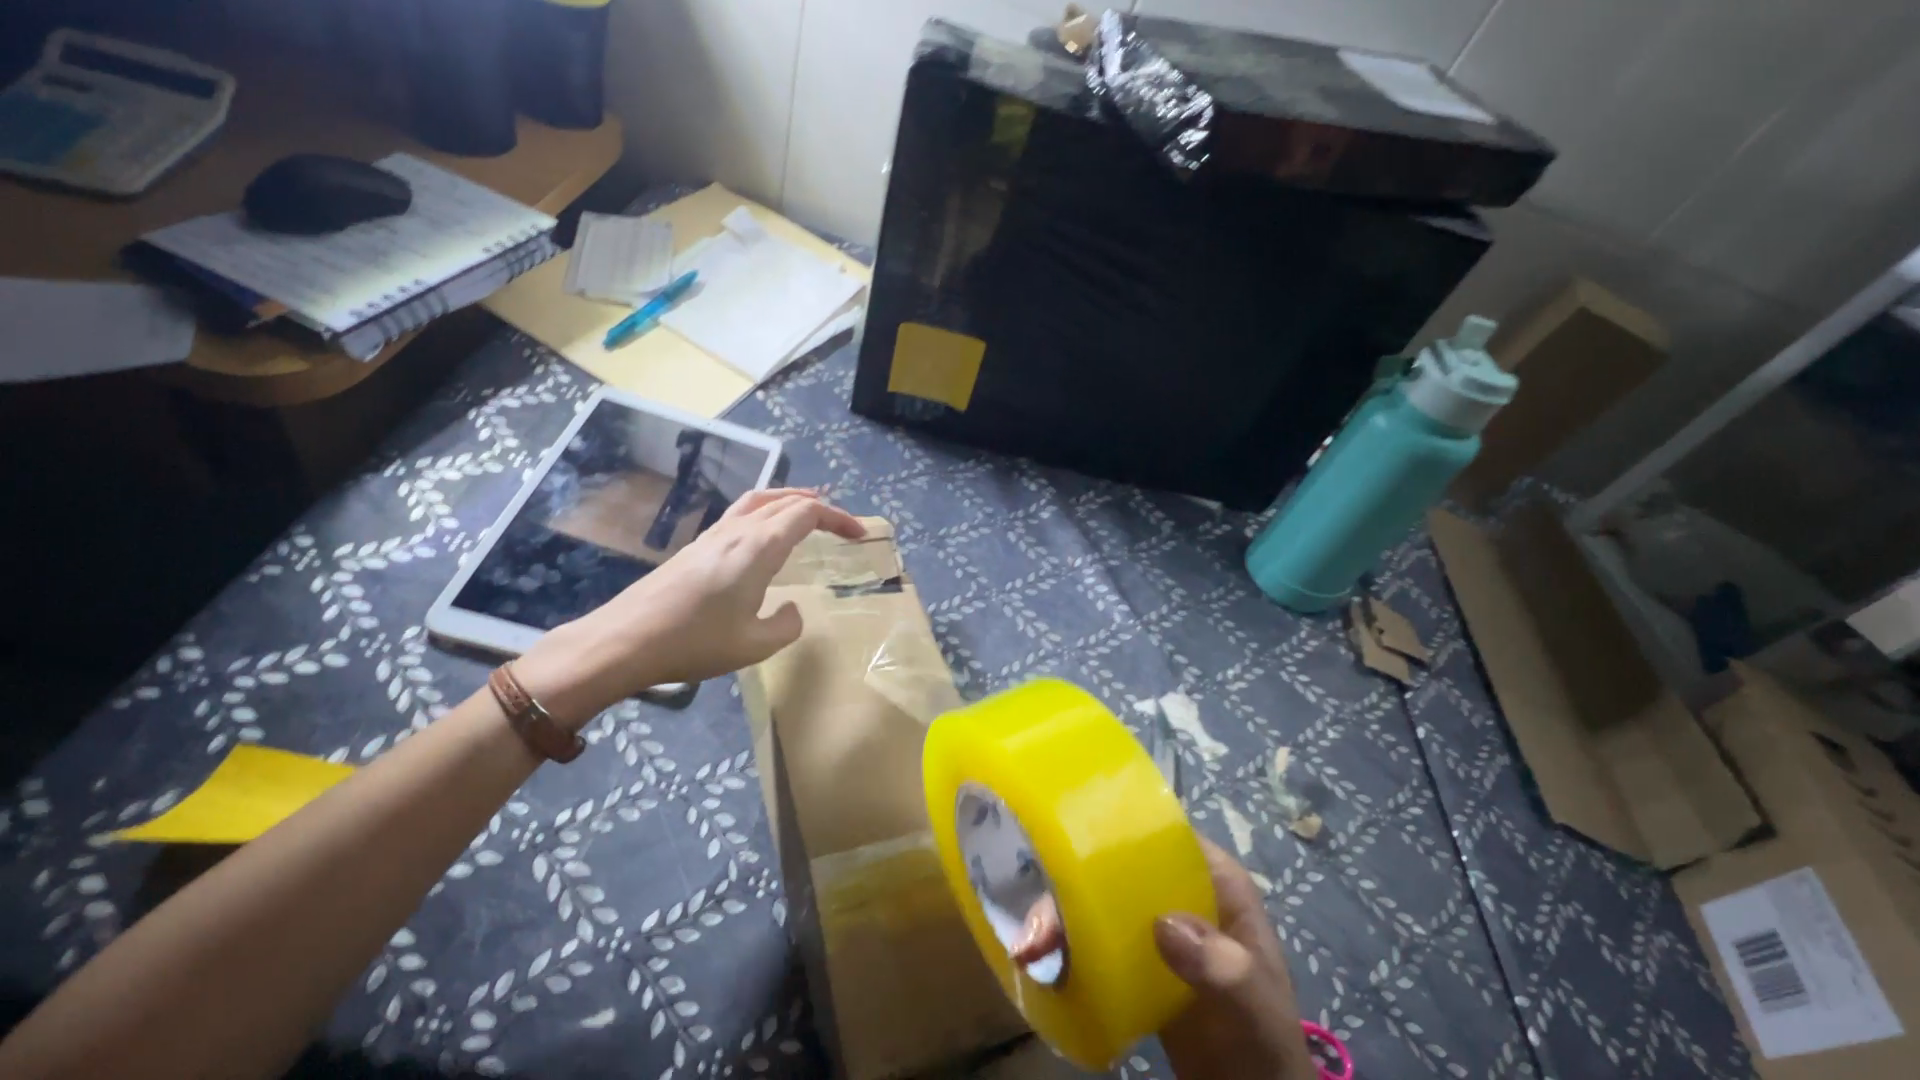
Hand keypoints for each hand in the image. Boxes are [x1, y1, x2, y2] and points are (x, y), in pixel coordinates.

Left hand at [515, 488, 864, 726]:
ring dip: (787, 501)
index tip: (859, 535)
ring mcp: (712, 537)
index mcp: (758, 547)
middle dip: (818, 505)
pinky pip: (740, 515)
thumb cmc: (695, 643)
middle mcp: (737, 532)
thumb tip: (792, 608)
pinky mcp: (694, 549)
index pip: (806, 513)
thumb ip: (786, 624)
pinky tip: (764, 537)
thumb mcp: (754, 645)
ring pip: (757, 501)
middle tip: (841, 523)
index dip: (838, 518)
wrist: (625, 640)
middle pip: (784, 499)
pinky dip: (765, 513)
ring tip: (806, 512)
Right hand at [1009, 838, 1314, 1079]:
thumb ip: (1221, 964)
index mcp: (1216, 884)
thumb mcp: (1252, 1000)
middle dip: (1069, 888)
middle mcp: (1180, 897)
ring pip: (1096, 907)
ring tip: (1028, 952)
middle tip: (1037, 926)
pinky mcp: (1135, 970)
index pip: (1164, 836)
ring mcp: (1155, 935)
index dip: (1118, 831)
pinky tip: (1037, 966)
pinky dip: (1065, 954)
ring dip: (1058, 923)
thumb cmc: (1263, 1040)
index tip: (1068, 843)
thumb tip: (1164, 923)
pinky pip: (1094, 947)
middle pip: (1116, 872)